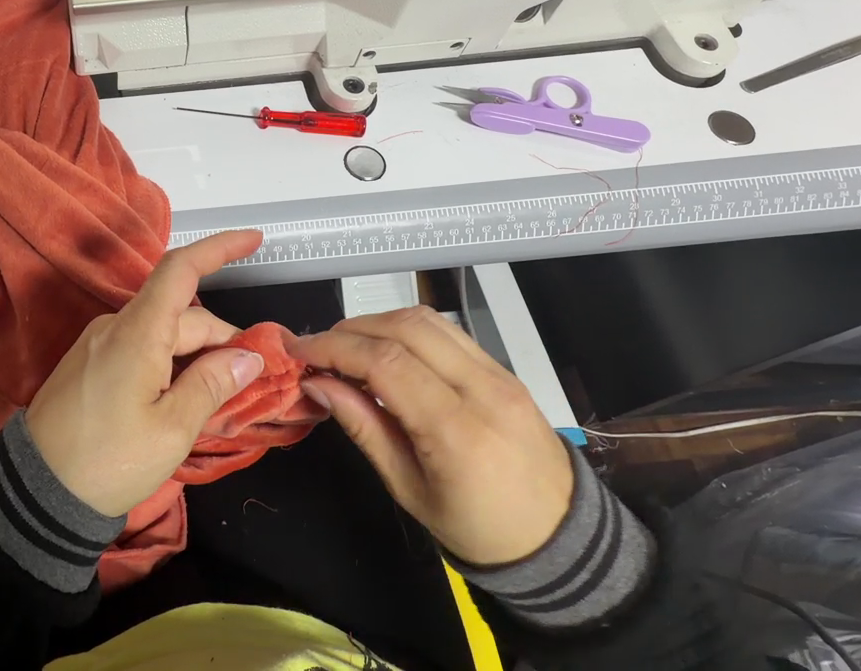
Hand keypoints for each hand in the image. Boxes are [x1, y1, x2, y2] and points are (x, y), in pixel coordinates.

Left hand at [25, 230, 267, 516]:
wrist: (38, 489)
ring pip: (162, 334)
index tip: (255, 239)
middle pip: (181, 315)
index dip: (218, 249)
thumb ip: (211, 385)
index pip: (180, 270)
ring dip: (198, 356)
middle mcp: (116, 326)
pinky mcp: (90, 364)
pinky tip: (188, 398)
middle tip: (256, 381)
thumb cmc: (109, 460)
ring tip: (226, 398)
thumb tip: (247, 356)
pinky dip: (172, 364)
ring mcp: (99, 344)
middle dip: (223, 340)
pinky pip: (141, 350)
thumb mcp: (172, 429)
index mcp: (137, 332)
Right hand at [288, 306, 573, 566]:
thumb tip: (316, 384)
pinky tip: (386, 352)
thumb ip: (362, 426)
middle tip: (318, 350)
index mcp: (456, 429)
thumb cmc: (476, 528)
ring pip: (427, 320)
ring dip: (377, 323)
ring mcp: (499, 374)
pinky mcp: (505, 370)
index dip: (334, 348)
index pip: (384, 361)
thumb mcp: (408, 488)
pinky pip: (448, 332)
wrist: (560, 541)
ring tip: (348, 348)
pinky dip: (406, 330)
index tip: (299, 353)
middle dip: (350, 329)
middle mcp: (482, 389)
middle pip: (404, 327)